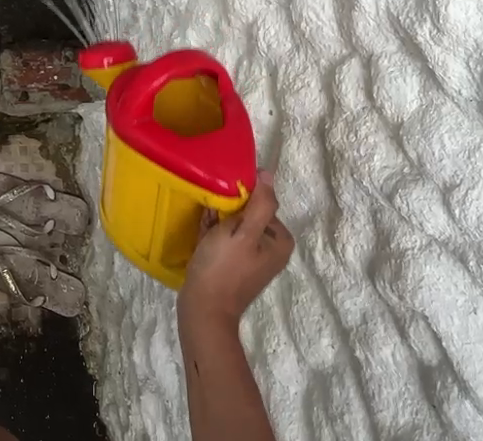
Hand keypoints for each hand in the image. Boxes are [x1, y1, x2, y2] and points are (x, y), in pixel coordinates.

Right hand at [178, 174, 292, 332]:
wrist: (203, 309)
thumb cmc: (223, 268)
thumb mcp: (242, 232)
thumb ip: (260, 203)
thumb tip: (269, 174)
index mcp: (280, 240)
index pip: (261, 202)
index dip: (238, 201)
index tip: (221, 209)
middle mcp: (272, 248)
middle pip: (246, 213)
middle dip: (225, 213)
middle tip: (210, 222)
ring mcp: (253, 258)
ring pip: (232, 224)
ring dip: (215, 223)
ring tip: (204, 233)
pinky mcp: (236, 265)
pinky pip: (224, 238)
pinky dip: (212, 234)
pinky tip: (202, 241)